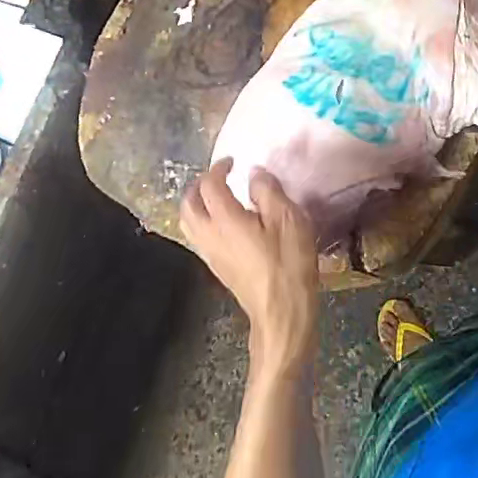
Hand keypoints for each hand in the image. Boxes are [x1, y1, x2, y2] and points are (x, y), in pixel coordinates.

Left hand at [181, 158, 318, 377]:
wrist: (282, 315)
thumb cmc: (287, 264)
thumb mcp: (288, 219)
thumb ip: (268, 191)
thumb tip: (254, 174)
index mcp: (224, 219)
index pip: (209, 185)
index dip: (219, 168)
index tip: (232, 162)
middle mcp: (209, 235)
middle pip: (188, 204)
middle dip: (198, 186)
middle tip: (217, 177)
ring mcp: (211, 255)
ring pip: (189, 223)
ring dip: (197, 205)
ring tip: (217, 197)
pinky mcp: (218, 269)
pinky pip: (199, 237)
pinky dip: (204, 222)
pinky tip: (226, 224)